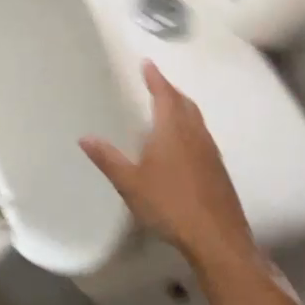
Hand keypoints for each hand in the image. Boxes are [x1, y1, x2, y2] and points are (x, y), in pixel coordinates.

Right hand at [81, 61, 256, 266]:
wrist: (218, 240)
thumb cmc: (169, 205)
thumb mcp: (129, 182)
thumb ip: (107, 158)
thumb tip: (85, 137)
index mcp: (172, 132)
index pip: (164, 96)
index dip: (155, 78)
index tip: (148, 63)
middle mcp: (195, 136)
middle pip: (185, 105)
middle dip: (170, 91)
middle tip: (156, 83)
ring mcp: (211, 155)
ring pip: (197, 121)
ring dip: (183, 108)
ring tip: (169, 107)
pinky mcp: (219, 172)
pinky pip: (203, 137)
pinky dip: (190, 127)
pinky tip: (183, 143)